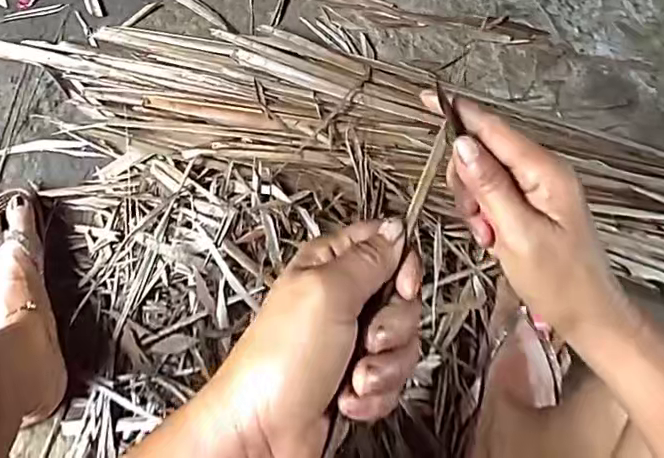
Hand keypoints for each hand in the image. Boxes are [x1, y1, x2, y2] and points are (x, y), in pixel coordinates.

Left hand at [193, 219, 422, 457]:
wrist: (261, 436)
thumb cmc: (278, 361)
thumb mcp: (328, 293)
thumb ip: (368, 258)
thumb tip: (395, 228)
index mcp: (331, 262)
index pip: (385, 242)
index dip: (402, 263)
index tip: (401, 286)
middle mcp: (343, 296)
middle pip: (402, 295)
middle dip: (394, 325)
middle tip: (368, 337)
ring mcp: (351, 338)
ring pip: (403, 341)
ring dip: (384, 366)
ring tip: (354, 375)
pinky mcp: (358, 377)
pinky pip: (393, 378)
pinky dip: (376, 394)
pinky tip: (349, 396)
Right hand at [428, 92, 628, 339]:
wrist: (593, 322)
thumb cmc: (561, 284)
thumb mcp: (518, 235)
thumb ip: (489, 186)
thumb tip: (462, 143)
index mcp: (544, 170)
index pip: (492, 127)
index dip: (458, 111)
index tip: (427, 98)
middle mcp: (541, 168)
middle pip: (483, 149)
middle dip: (467, 181)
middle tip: (477, 220)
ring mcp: (537, 184)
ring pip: (483, 171)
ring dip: (475, 202)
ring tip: (488, 236)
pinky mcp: (532, 200)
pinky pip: (494, 191)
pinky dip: (485, 212)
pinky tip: (493, 238)